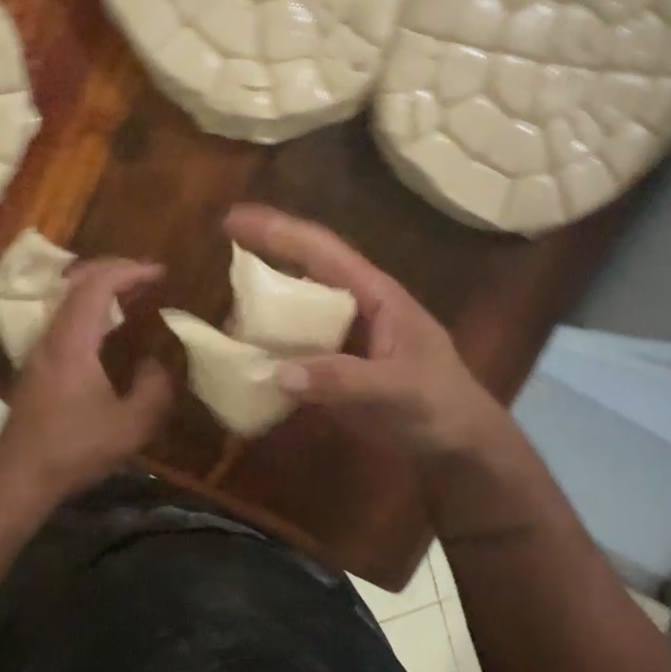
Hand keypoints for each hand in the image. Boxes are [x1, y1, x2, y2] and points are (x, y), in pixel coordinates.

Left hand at [0, 258, 173, 497]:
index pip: (97, 285)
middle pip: (77, 282)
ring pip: (67, 301)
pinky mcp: (35, 367)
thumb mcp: (130, 427)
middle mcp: (51, 337)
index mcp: (72, 342)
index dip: (129, 270)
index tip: (160, 272)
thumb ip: (154, 391)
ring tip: (132, 297)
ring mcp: (38, 351)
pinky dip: (88, 310)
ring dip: (99, 289)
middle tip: (146, 276)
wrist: (19, 476)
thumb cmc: (74, 450)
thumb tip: (157, 365)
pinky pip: (64, 320)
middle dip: (113, 270)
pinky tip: (107, 332)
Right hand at [223, 204, 506, 463]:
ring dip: (256, 319)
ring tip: (217, 324)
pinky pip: (291, 357)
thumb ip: (343, 379)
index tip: (231, 220)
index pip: (321, 251)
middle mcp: (352, 310)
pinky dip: (266, 359)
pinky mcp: (331, 375)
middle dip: (258, 271)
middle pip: (298, 279)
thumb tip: (278, 372)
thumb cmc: (441, 406)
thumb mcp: (400, 389)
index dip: (277, 232)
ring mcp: (340, 343)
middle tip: (212, 271)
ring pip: (291, 319)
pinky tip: (239, 366)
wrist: (458, 450)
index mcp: (374, 296)